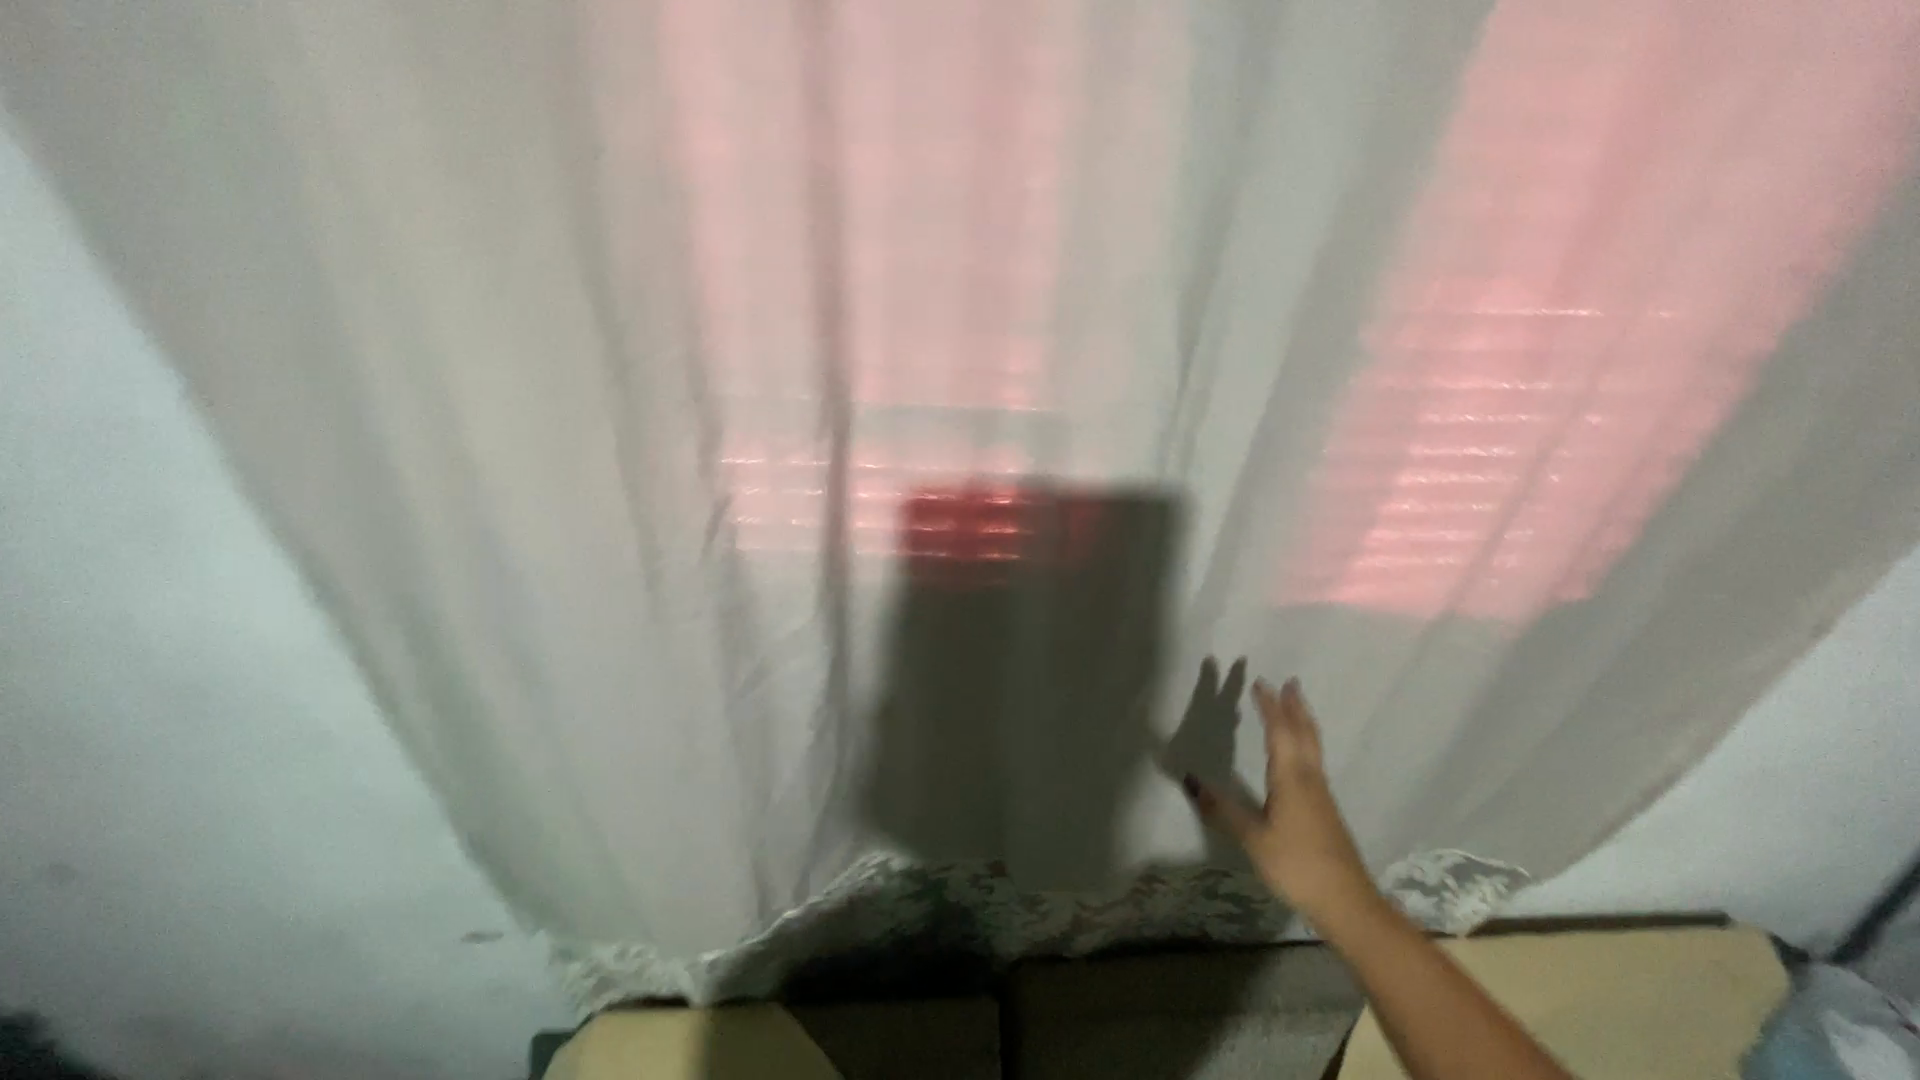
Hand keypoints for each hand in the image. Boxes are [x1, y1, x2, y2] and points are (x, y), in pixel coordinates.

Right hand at [1183, 676, 1377, 920]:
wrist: (1346, 900)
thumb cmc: (1296, 865)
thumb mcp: (1253, 839)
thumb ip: (1223, 810)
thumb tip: (1191, 780)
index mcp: (1291, 779)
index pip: (1279, 732)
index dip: (1269, 707)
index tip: (1261, 683)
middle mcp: (1309, 779)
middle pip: (1304, 734)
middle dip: (1295, 707)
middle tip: (1290, 683)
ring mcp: (1321, 794)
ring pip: (1313, 747)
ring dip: (1303, 722)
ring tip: (1296, 707)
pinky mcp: (1325, 809)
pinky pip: (1314, 762)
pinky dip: (1305, 743)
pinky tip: (1300, 755)